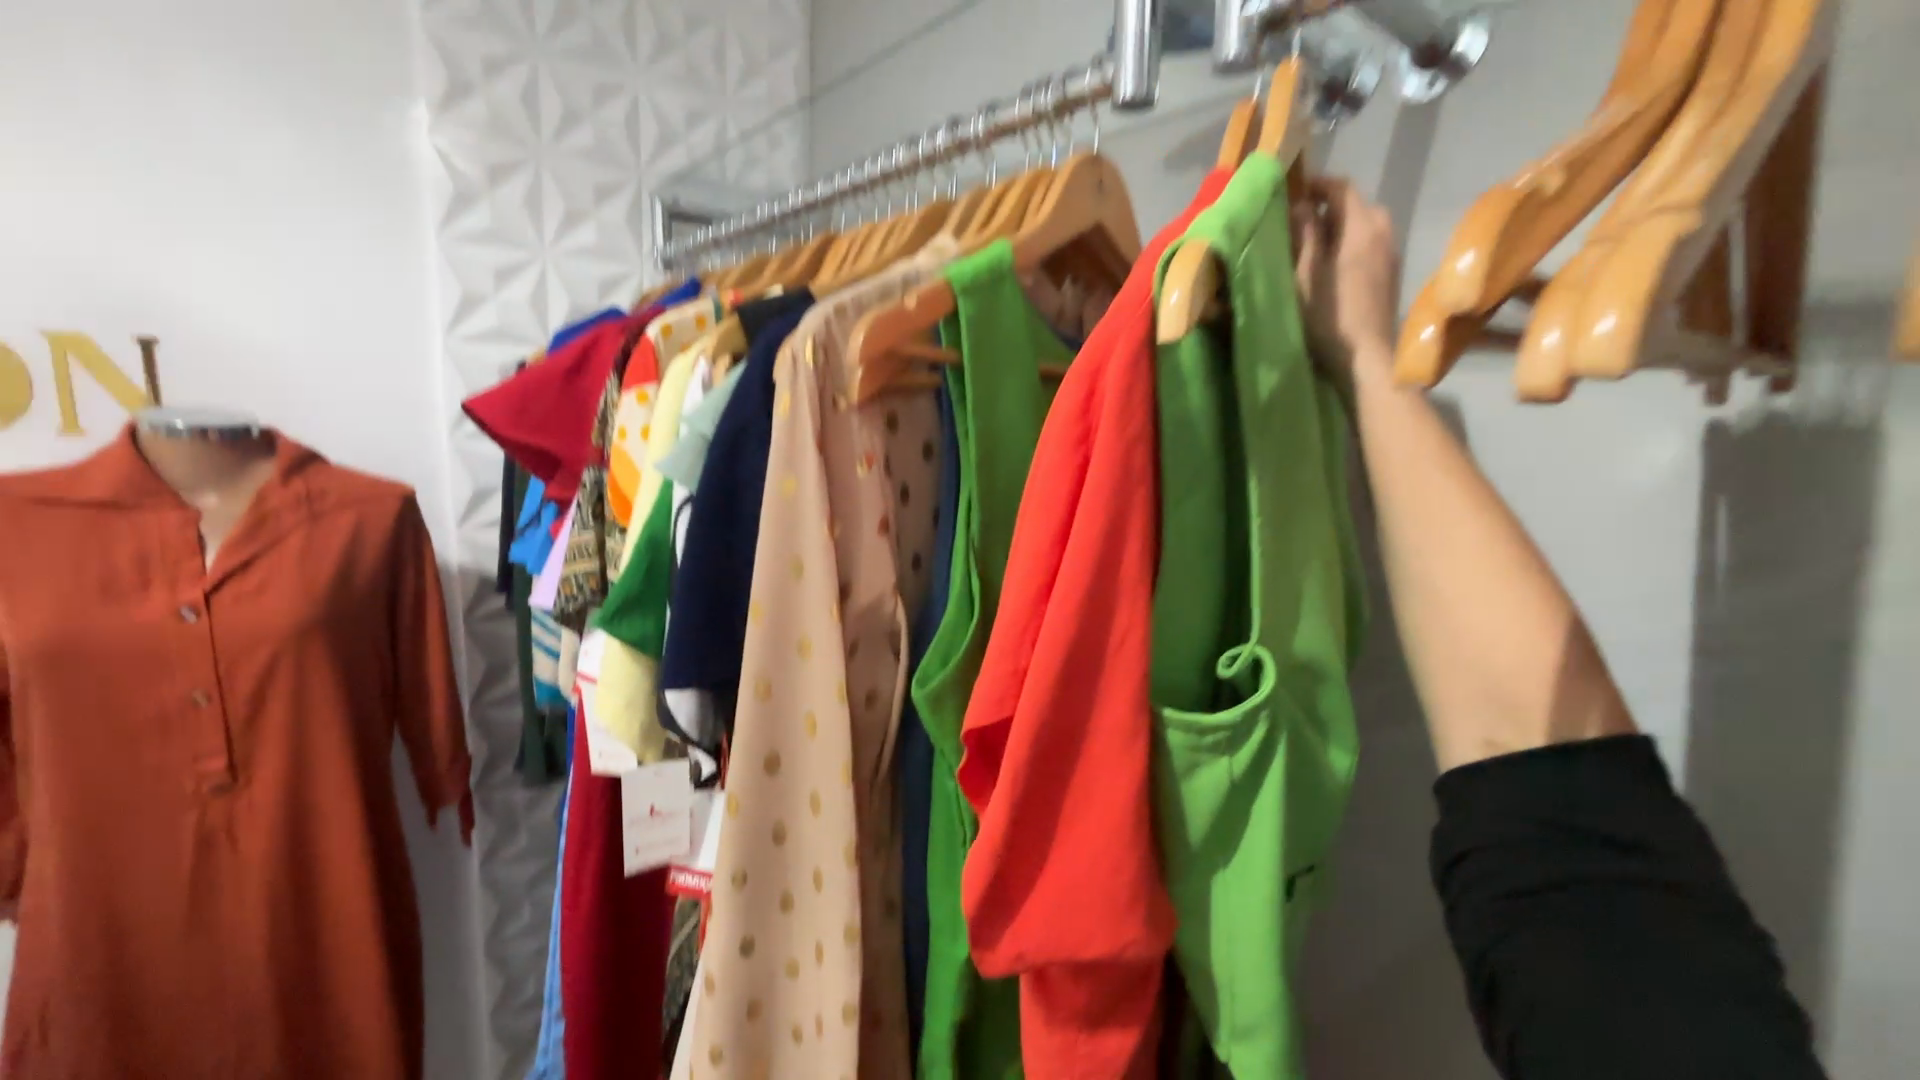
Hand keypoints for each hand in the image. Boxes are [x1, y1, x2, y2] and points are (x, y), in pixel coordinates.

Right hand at [1293, 178, 1401, 384]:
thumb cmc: (1329, 317)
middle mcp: (1383, 232)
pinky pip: (1370, 244)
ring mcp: (1390, 254)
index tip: (1293, 190)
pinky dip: (1350, 243)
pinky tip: (1331, 264)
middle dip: (1328, 206)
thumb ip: (1306, 236)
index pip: (1342, 188)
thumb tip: (1301, 206)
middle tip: (1298, 220)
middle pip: (1356, 205)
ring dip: (1339, 226)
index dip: (1317, 184)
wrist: (1366, 358)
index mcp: (1362, 228)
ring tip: (1312, 243)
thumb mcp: (1306, 275)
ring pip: (1365, 225)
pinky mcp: (1390, 274)